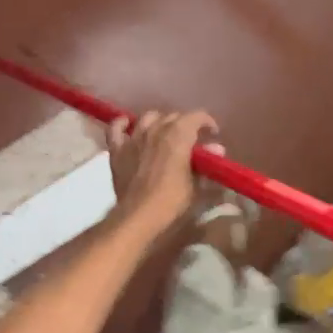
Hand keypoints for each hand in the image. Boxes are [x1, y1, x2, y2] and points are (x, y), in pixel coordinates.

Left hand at [106, 110, 218, 224]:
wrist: (139, 216)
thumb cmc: (173, 201)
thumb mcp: (198, 185)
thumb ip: (206, 163)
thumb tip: (216, 148)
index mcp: (178, 135)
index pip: (196, 116)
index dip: (206, 122)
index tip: (213, 134)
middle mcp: (155, 129)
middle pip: (172, 116)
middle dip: (185, 124)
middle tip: (191, 141)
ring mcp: (133, 138)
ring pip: (148, 118)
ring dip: (159, 122)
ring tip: (164, 133)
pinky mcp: (117, 149)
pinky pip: (116, 128)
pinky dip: (123, 124)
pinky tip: (128, 126)